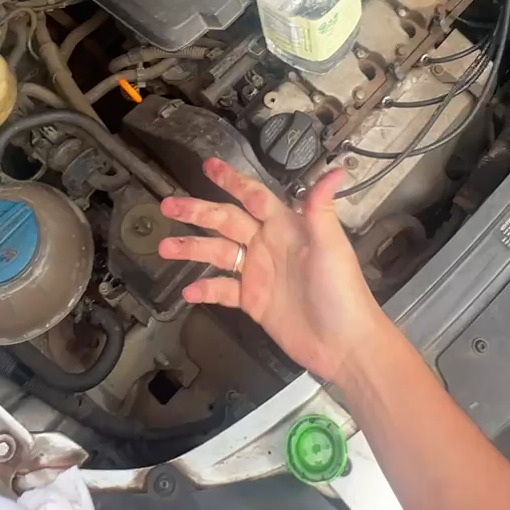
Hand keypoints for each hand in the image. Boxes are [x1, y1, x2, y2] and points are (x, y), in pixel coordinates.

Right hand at [157, 158, 394, 386]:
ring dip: (192, 248)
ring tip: (164, 247)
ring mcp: (259, 273)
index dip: (231, 180)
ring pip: (218, 253)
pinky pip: (223, 290)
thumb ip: (322, 207)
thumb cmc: (342, 291)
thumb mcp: (331, 245)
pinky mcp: (254, 301)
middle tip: (169, 205)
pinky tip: (188, 291)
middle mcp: (268, 244)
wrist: (344, 343)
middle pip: (226, 221)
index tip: (209, 165)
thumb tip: (337, 170)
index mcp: (285, 226)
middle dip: (197, 212)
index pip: (253, 195)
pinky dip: (205, 289)